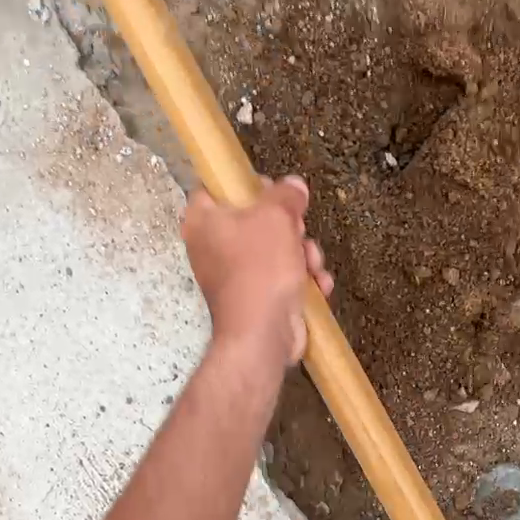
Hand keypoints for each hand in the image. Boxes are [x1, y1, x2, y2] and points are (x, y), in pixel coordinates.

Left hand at [180, 176, 333, 367]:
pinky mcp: (257, 301)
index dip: (247, 185)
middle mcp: (213, 249)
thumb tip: (294, 186)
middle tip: (298, 231)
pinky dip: (303, 282)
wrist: (263, 334)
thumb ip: (286, 195)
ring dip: (303, 256)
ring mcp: (235, 278)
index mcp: (202, 221)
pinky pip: (283, 280)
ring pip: (276, 251)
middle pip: (255, 221)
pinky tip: (317, 287)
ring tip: (311, 265)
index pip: (217, 188)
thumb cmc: (259, 270)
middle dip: (288, 227)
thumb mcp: (276, 216)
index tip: (272, 189)